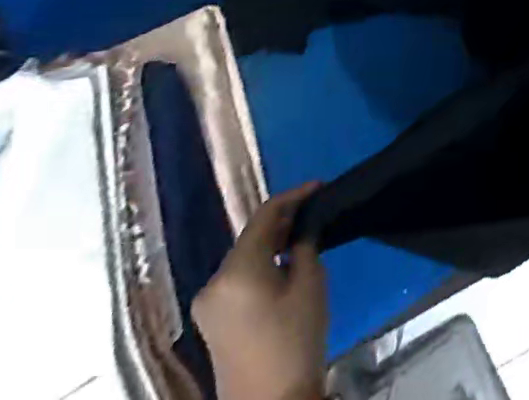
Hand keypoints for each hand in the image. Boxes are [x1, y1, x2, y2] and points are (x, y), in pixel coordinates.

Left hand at [192, 182, 327, 399]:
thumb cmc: (295, 341)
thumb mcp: (310, 284)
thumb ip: (304, 246)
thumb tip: (302, 228)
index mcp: (236, 269)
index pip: (265, 215)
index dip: (293, 196)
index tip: (320, 187)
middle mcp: (213, 281)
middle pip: (251, 237)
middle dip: (282, 220)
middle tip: (315, 210)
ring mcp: (208, 304)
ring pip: (244, 257)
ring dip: (271, 243)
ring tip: (304, 233)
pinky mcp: (212, 322)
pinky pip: (238, 278)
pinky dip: (260, 265)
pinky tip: (284, 264)